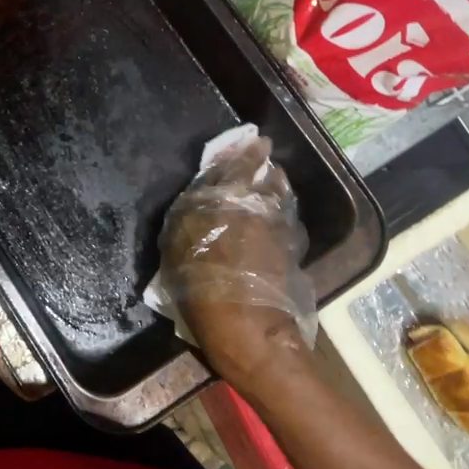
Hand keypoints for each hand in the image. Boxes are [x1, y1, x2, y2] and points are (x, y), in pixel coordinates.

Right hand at [163, 134, 316, 390]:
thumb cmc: (200, 289)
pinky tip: (277, 206)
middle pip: (260, 175)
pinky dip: (281, 205)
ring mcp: (276, 226)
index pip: (232, 166)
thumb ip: (188, 217)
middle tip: (259, 150)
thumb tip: (196, 198)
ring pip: (278, 193)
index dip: (240, 152)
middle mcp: (252, 207)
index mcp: (220, 203)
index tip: (249, 139)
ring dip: (274, 181)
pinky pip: (285, 214)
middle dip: (259, 162)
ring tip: (271, 174)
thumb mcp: (177, 249)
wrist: (248, 328)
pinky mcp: (291, 247)